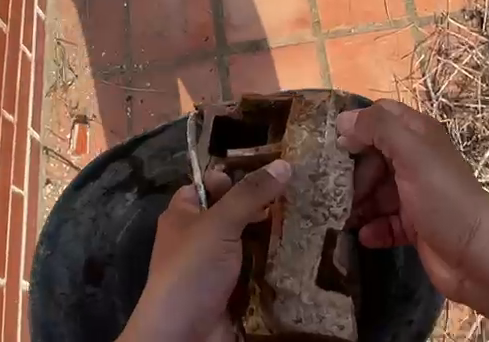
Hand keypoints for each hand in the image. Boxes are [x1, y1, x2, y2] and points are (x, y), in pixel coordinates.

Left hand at [119, 159, 292, 341]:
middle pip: (233, 213)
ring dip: (270, 237)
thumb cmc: (192, 269)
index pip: (208, 184)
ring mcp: (214, 268)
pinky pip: (255, 271)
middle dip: (261, 207)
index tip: (267, 173)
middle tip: (296, 195)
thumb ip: (250, 194)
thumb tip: (284, 164)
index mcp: (183, 214)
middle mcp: (197, 238)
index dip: (233, 176)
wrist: (183, 339)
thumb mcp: (219, 223)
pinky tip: (297, 253)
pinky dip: (272, 265)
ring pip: (247, 243)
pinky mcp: (231, 293)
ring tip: (305, 220)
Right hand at [336, 100, 488, 305]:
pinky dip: (373, 227)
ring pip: (377, 190)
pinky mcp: (414, 226)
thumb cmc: (442, 196)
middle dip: (354, 169)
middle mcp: (415, 160)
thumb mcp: (410, 152)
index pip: (382, 115)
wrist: (478, 256)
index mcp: (417, 135)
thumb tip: (343, 121)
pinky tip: (363, 235)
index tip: (336, 144)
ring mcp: (415, 194)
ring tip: (342, 215)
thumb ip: (377, 127)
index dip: (358, 124)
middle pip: (374, 154)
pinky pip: (385, 221)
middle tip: (335, 187)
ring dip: (359, 201)